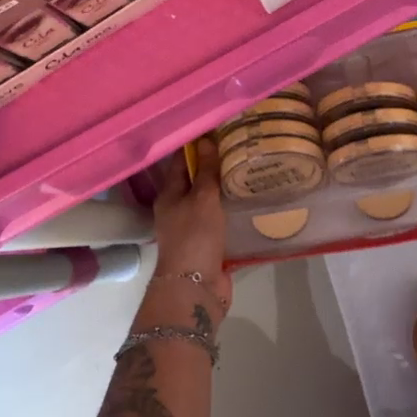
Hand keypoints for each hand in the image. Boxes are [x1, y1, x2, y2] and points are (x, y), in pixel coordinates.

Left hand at [152, 137, 230, 313]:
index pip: (181, 162)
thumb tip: (205, 140)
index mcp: (169, 195)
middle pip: (195, 181)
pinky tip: (247, 201)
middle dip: (212, 165)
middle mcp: (177, 209)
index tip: (216, 129)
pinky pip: (219, 220)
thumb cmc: (194, 237)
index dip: (196, 145)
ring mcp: (192, 228)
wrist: (195, 287)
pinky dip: (230, 209)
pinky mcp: (208, 244)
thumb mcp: (202, 199)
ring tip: (247, 169)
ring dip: (223, 188)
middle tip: (238, 146)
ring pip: (208, 201)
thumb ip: (206, 171)